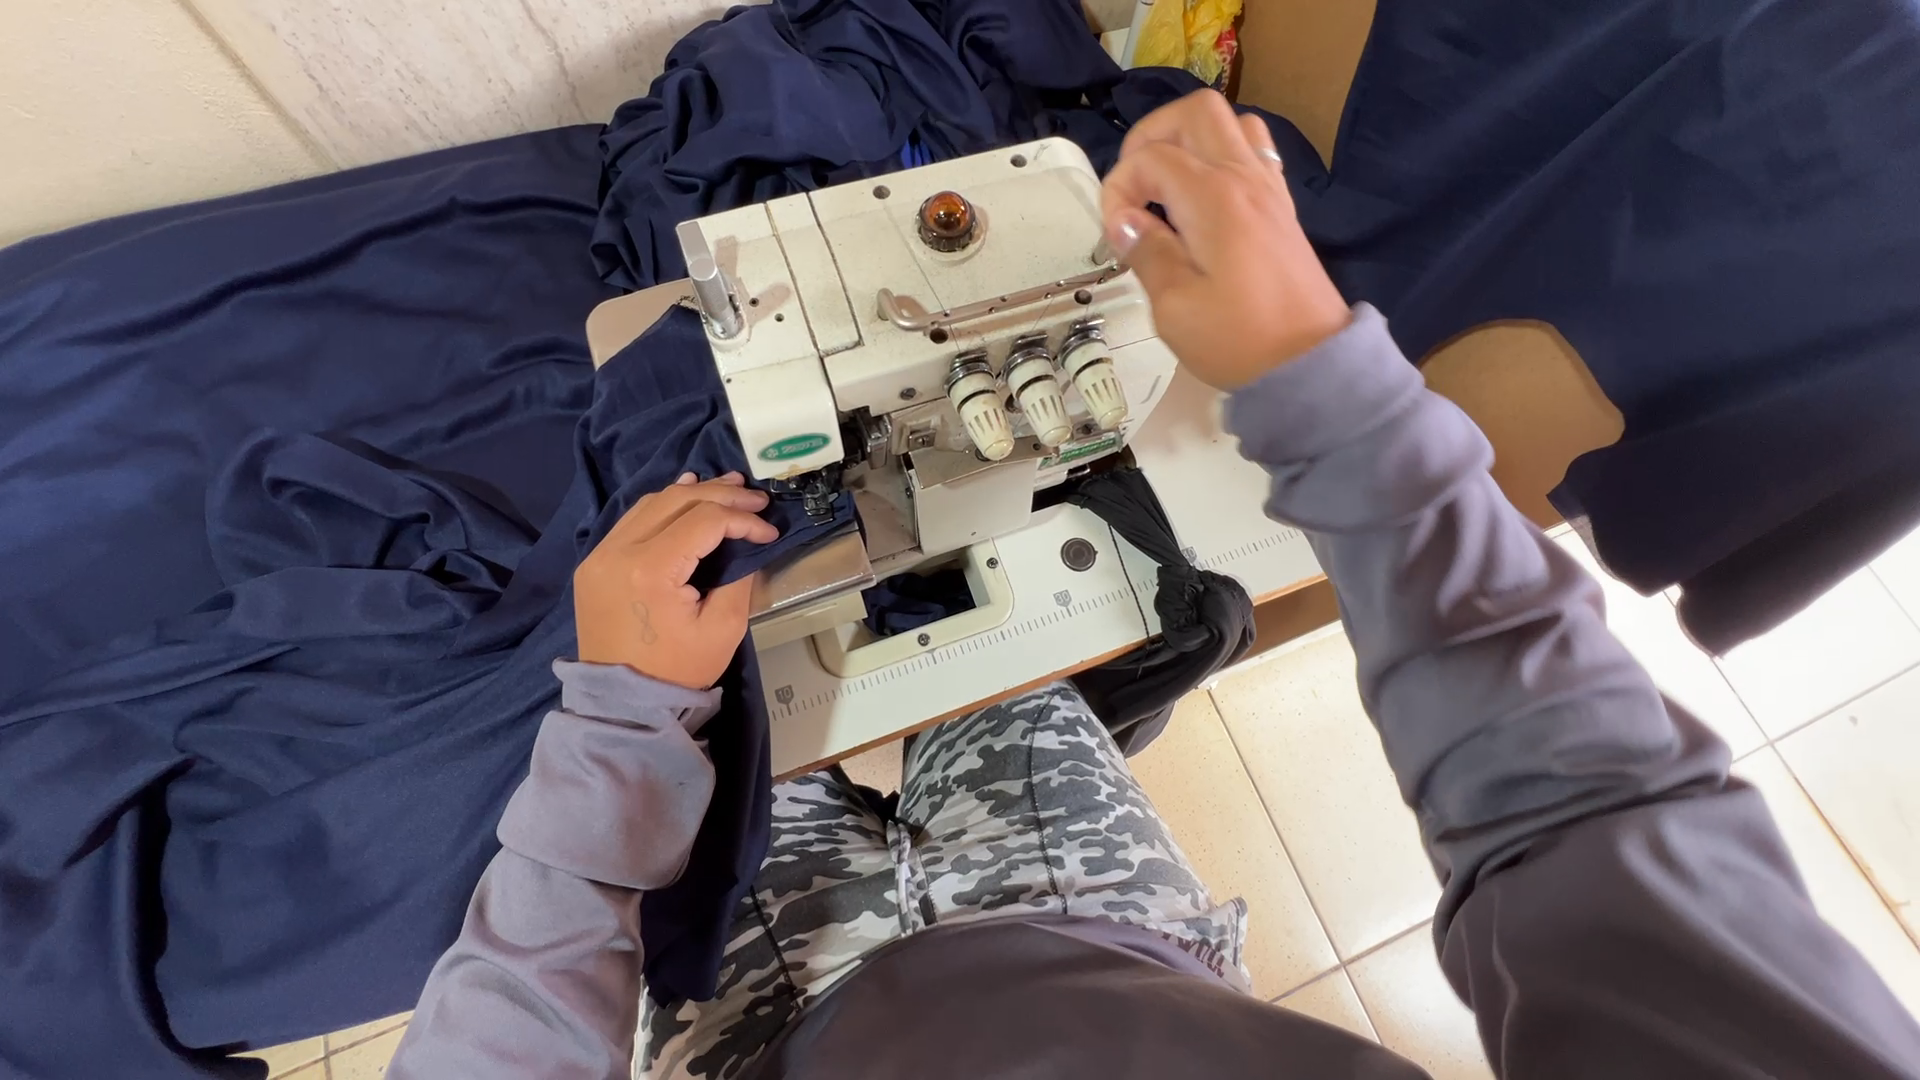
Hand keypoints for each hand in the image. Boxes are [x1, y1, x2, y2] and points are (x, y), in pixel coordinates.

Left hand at [573, 471, 778, 689]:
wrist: (622, 703)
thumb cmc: (678, 670)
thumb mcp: (724, 628)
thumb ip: (738, 577)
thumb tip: (746, 545)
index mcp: (650, 571)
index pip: (704, 521)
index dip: (743, 520)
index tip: (769, 532)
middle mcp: (618, 552)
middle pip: (677, 501)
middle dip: (723, 495)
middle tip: (757, 497)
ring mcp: (600, 555)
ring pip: (651, 503)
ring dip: (694, 493)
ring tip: (730, 486)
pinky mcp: (595, 563)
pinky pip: (633, 519)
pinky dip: (665, 504)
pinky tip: (688, 494)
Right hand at [1100, 89, 1350, 389]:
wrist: (1307, 362)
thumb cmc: (1236, 339)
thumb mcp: (1174, 307)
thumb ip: (1147, 254)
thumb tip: (1124, 221)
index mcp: (1213, 198)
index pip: (1150, 158)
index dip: (1118, 187)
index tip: (1114, 234)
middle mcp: (1244, 178)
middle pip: (1196, 112)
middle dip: (1151, 138)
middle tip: (1133, 186)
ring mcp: (1269, 188)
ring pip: (1230, 123)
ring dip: (1189, 142)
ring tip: (1165, 187)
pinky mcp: (1280, 207)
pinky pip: (1253, 152)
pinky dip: (1218, 159)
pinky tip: (1201, 200)